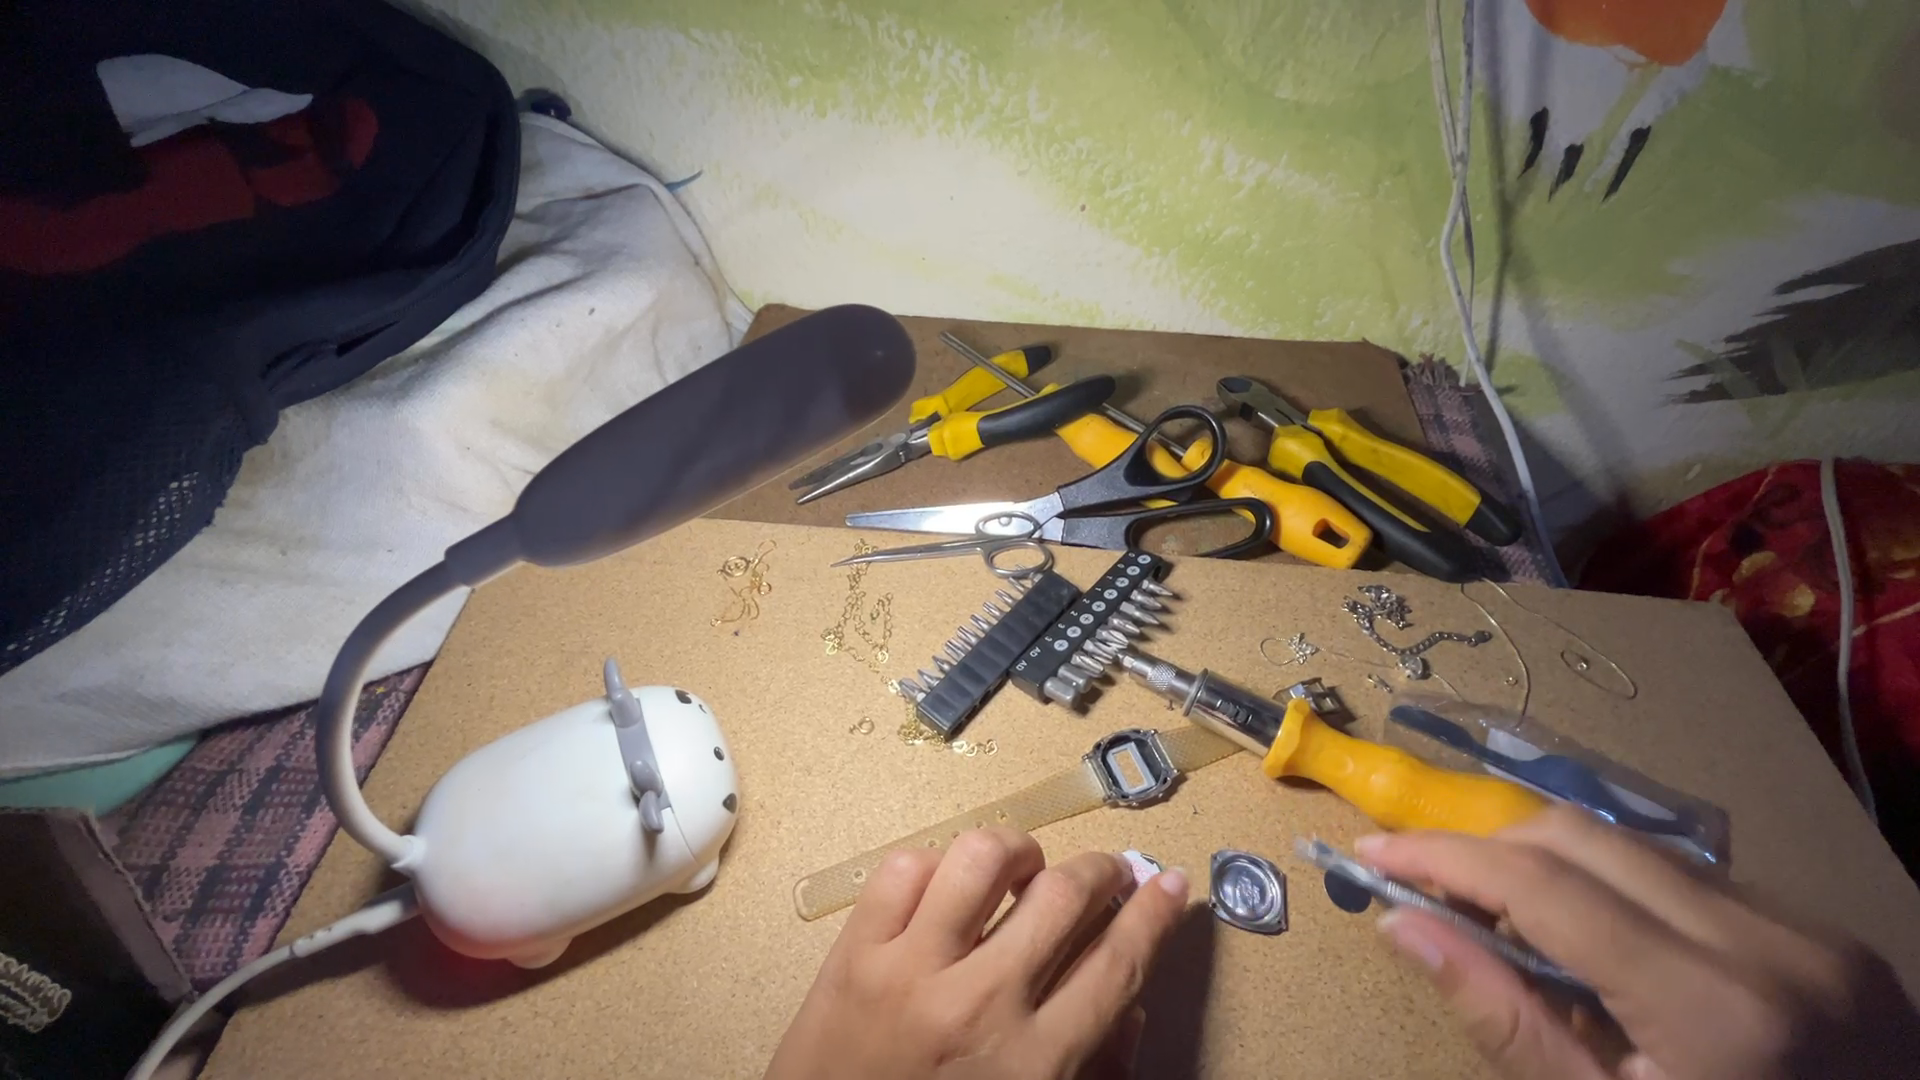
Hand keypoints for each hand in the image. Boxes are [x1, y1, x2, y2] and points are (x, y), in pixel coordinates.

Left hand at [766, 827, 1189, 1079]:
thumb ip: (1086, 1064)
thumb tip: (1130, 1002)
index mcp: (1031, 1064)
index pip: (1114, 967)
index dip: (1152, 916)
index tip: (1168, 883)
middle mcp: (979, 1004)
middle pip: (1060, 898)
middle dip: (1098, 870)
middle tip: (1104, 869)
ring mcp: (911, 969)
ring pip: (982, 859)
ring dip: (1016, 849)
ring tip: (1022, 865)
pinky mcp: (855, 950)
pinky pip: (904, 867)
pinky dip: (933, 864)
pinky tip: (942, 886)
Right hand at [1360, 805, 1919, 1079]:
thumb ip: (1500, 1015)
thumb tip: (1398, 924)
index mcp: (1719, 1010)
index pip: (1540, 883)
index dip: (1441, 857)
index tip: (1372, 852)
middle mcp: (1771, 945)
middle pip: (1574, 835)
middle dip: (1482, 847)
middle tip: (1425, 882)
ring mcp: (1808, 932)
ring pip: (1620, 840)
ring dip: (1536, 858)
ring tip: (1496, 909)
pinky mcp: (1819, 931)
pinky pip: (1671, 868)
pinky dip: (1599, 879)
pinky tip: (1582, 929)